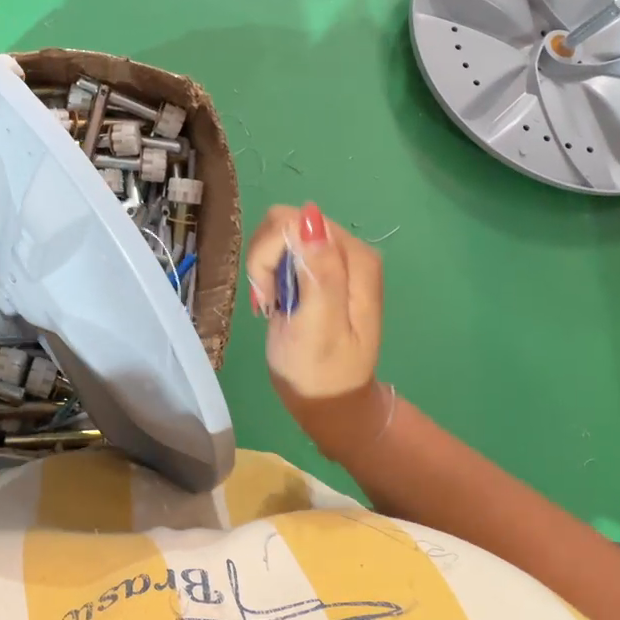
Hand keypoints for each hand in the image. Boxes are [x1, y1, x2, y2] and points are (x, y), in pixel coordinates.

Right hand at [246, 202, 390, 455]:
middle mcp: (346, 250)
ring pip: (278, 231)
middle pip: (286, 222)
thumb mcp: (319, 325)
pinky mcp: (315, 267)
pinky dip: (267, 272)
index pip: (296, 222)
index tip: (273, 295)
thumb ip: (320, 271)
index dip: (272, 254)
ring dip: (264, 266)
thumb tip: (310, 217)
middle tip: (270, 299)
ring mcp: (331, 257)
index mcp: (355, 259)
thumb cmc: (321, 370)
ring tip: (274, 302)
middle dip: (266, 258)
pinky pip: (279, 248)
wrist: (327, 402)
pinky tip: (276, 299)